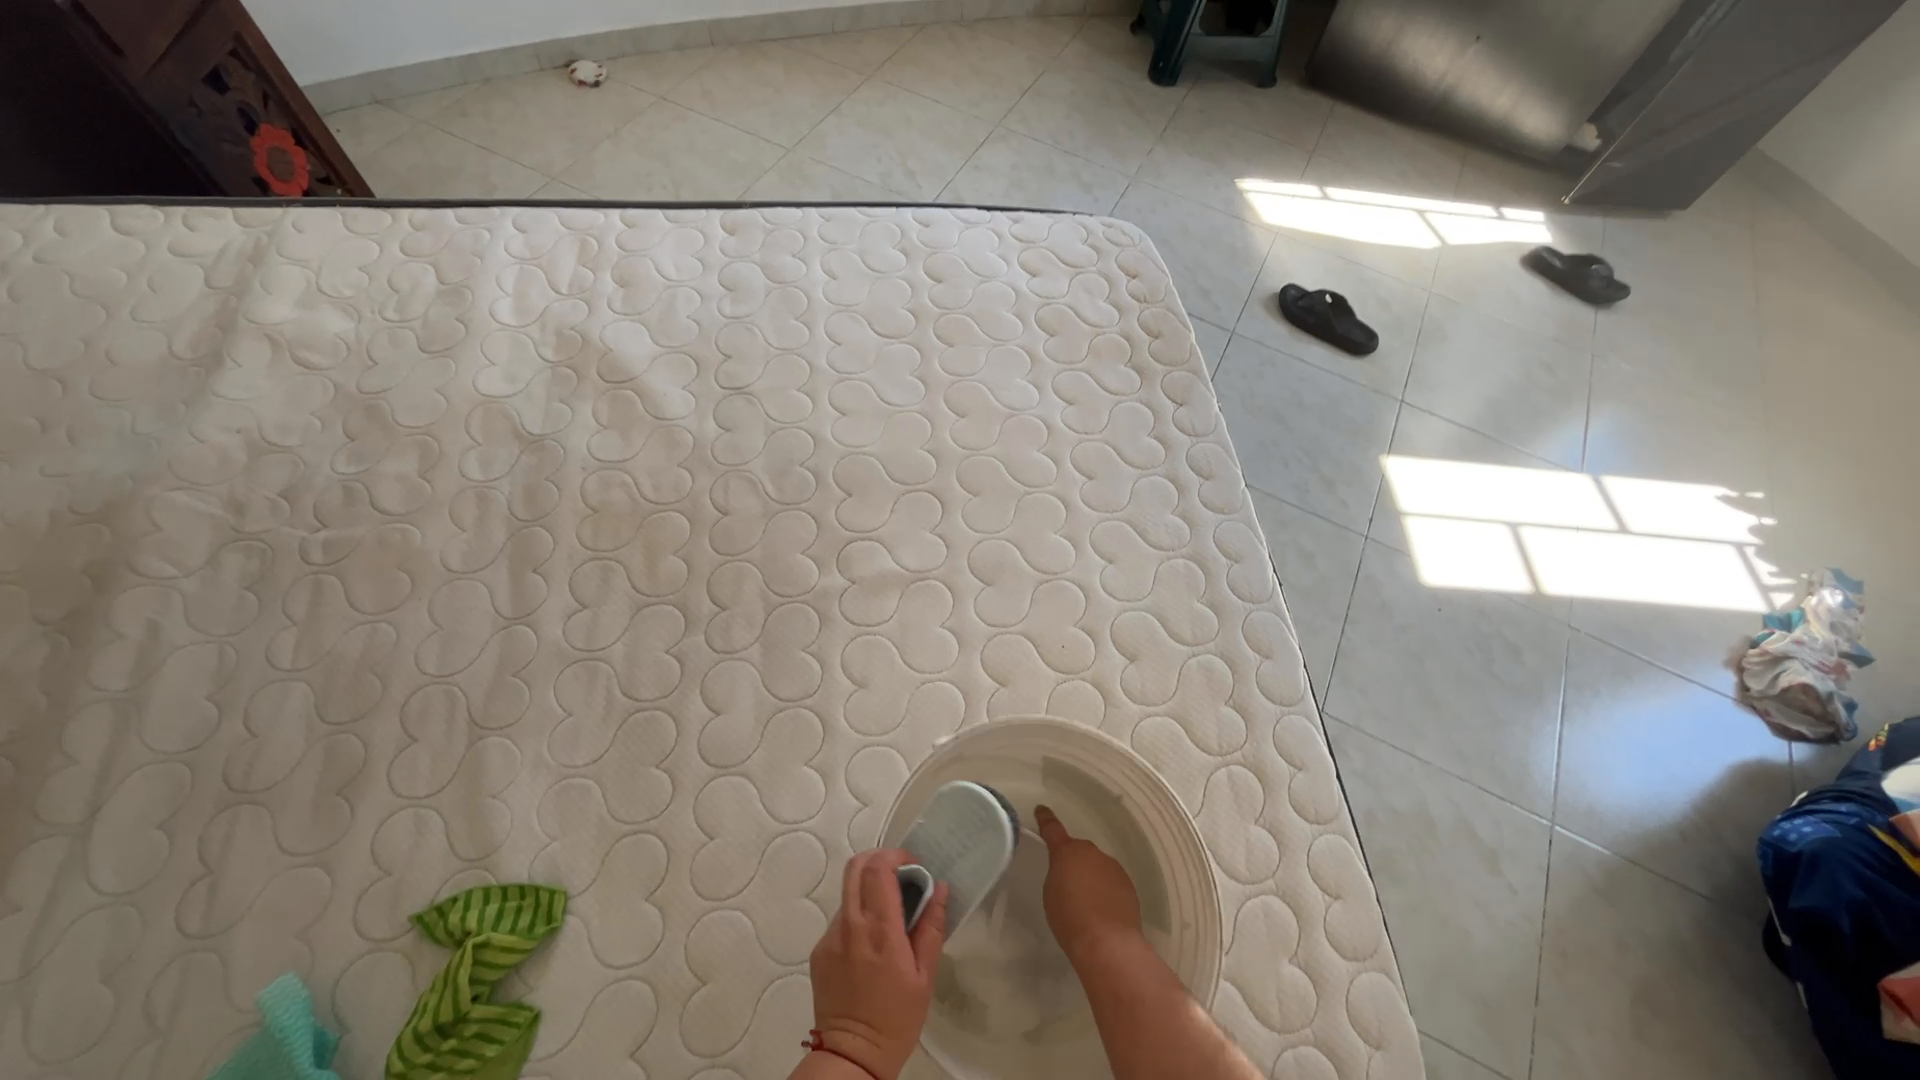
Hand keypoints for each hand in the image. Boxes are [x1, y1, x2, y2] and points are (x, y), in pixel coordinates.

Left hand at [808, 848, 948, 1079]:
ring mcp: (830, 937)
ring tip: (889, 918)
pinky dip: (858, 917)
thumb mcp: (925, 974)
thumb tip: (938, 887)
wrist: (852, 1055)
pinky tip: (871, 945)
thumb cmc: (897, 1018)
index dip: (897, 856)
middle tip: (901, 877)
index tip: (914, 867)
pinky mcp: (819, 950)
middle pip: (856, 867)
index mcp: (879, 930)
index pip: (878, 869)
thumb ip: (931, 926)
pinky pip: (841, 919)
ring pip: (848, 893)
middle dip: (879, 861)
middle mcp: (850, 926)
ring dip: (869, 891)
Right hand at [1035, 805, 1143, 966]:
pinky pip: (1111, 882)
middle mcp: (1091, 853)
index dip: (1046, 820)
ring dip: (1091, 878)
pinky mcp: (1128, 884)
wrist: (1107, 942)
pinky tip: (1102, 912)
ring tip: (1086, 905)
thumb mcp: (1052, 894)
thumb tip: (1069, 873)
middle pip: (1079, 851)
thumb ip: (1058, 874)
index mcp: (1067, 852)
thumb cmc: (1069, 918)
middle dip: (1073, 863)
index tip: (1042, 810)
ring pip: (1097, 866)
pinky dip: (1105, 891)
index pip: (1053, 829)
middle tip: (1067, 886)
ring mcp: (1113, 867)